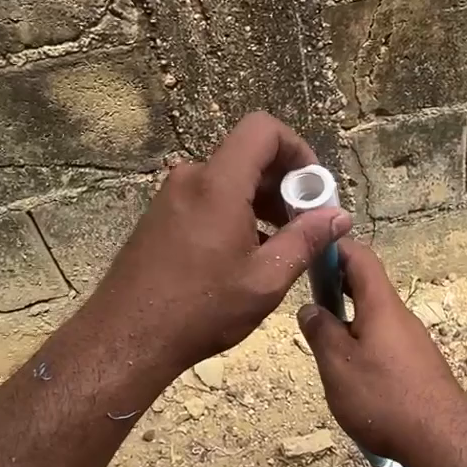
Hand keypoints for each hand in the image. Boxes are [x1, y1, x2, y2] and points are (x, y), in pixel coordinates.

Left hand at [83, 113, 349, 378]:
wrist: (128, 337)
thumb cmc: (201, 309)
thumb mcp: (266, 279)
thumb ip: (306, 240)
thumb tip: (339, 215)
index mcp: (218, 183)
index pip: (263, 129)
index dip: (297, 149)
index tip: (314, 188)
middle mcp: (191, 178)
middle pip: (248, 156)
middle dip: (284, 184)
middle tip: (305, 225)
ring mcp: (171, 197)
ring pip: (229, 181)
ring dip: (261, 203)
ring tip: (280, 247)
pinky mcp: (161, 217)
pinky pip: (208, 199)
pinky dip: (236, 214)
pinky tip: (246, 256)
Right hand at [297, 241, 466, 463]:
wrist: (442, 441)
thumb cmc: (384, 398)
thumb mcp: (338, 365)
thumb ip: (321, 332)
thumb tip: (310, 309)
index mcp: (381, 306)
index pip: (361, 257)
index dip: (335, 248)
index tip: (310, 253)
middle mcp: (401, 317)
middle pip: (369, 287)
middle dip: (337, 286)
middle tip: (309, 303)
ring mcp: (414, 342)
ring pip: (376, 318)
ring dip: (349, 321)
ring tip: (324, 347)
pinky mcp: (419, 367)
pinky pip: (386, 342)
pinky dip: (364, 344)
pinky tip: (353, 375)